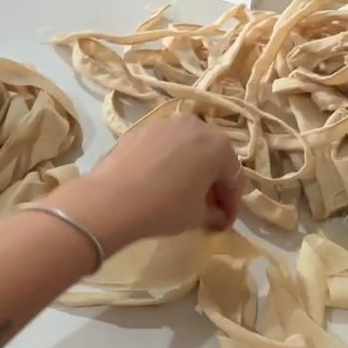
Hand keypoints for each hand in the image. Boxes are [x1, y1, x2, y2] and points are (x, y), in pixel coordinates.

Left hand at [43, 114, 242, 250]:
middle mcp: (196, 126)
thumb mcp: (197, 217)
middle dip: (212, 183)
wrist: (112, 199)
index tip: (225, 223)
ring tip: (181, 193)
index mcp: (219, 146)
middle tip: (206, 208)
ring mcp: (166, 124)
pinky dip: (167, 162)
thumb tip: (218, 216)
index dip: (232, 204)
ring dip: (190, 169)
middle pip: (212, 157)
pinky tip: (157, 182)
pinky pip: (163, 147)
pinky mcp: (140, 129)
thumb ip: (214, 214)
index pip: (234, 179)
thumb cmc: (165, 208)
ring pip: (187, 148)